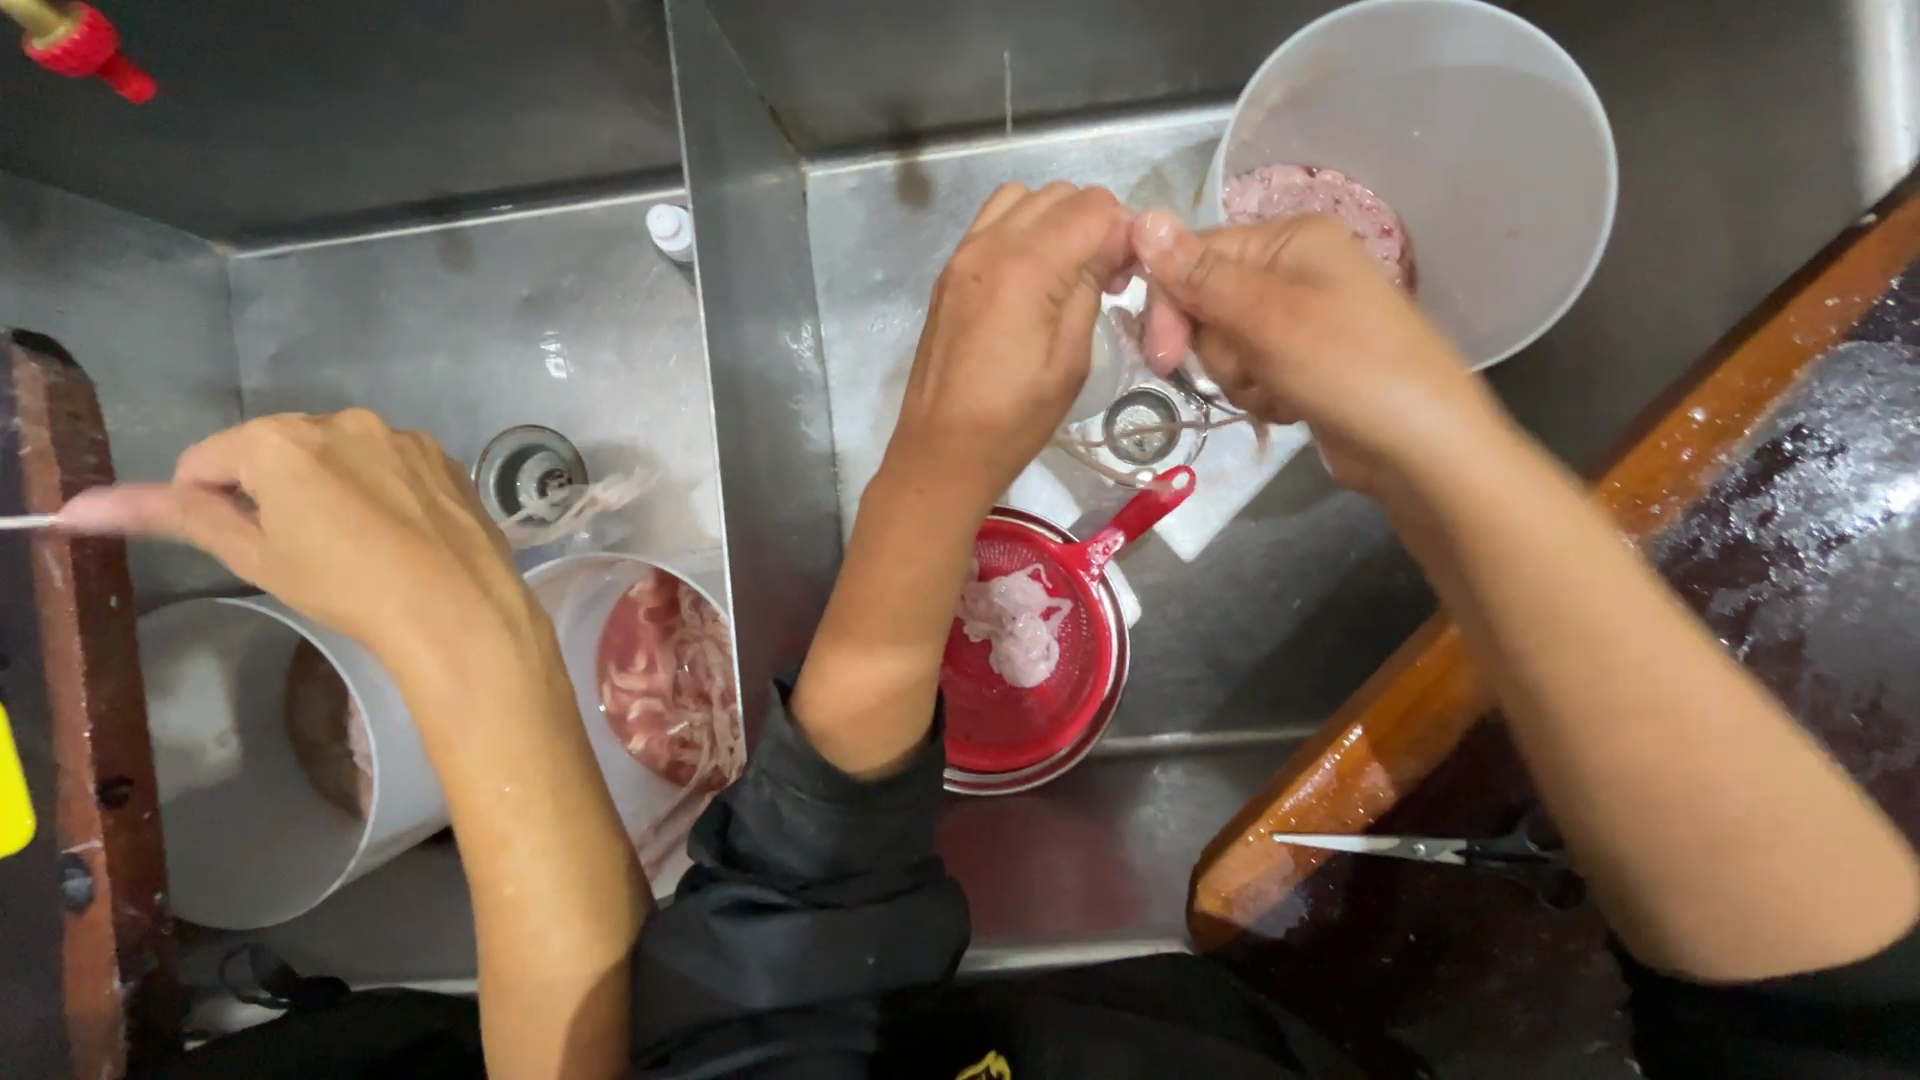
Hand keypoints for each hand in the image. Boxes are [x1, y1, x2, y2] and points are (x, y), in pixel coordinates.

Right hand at [59, 409, 536, 669]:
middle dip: (276, 490)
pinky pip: (394, 467)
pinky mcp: (448, 461)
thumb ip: (178, 516)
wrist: (459, 606)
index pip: (209, 459)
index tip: (247, 541)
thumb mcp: (256, 554)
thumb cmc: (350, 585)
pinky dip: (384, 490)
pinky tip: (399, 533)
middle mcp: (347, 421)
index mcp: (283, 438)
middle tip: (304, 547)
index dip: (210, 502)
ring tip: (357, 543)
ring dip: (332, 487)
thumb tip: (82, 504)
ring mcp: (406, 439)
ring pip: (342, 456)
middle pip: (280, 451)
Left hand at [886, 181, 1133, 504]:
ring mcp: (961, 256)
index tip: (1130, 273)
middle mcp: (988, 245)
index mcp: (1025, 267)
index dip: (1123, 231)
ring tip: (1068, 270)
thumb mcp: (1070, 361)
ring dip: (1055, 221)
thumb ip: (1089, 289)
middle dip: (1093, 222)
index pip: (1092, 207)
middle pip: (1058, 195)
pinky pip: (991, 224)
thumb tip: (1110, 246)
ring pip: (1021, 199)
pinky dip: (1022, 232)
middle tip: (1106, 274)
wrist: (941, 451)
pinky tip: (1032, 279)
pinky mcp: (948, 275)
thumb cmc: (1013, 419)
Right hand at [1131, 210, 1507, 492]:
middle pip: (1204, 304)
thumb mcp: (1266, 317)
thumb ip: (1199, 275)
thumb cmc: (1347, 366)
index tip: (1163, 358)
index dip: (1169, 307)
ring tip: (1279, 390)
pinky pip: (1248, 372)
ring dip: (1239, 377)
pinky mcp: (1299, 362)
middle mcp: (1291, 270)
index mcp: (1288, 239)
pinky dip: (1259, 394)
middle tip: (1249, 371)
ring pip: (1222, 346)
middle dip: (1217, 348)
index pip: (1193, 257)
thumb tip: (1141, 219)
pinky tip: (1290, 405)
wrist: (1419, 444)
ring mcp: (1297, 319)